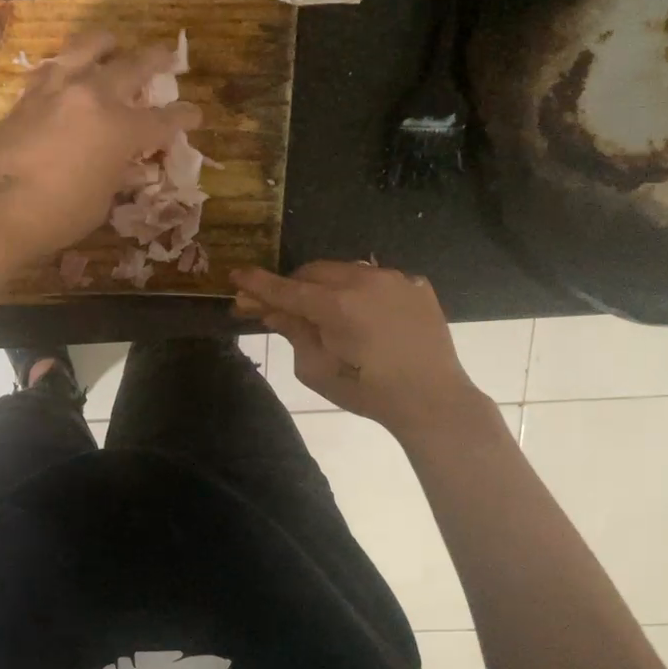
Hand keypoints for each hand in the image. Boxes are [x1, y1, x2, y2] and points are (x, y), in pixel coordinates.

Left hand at [0, 32, 200, 266]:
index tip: (194, 115)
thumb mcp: (100, 203)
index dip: (183, 118)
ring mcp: (58, 89)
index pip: (163, 119)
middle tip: (168, 57)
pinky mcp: (28, 95)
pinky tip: (68, 69)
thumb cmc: (55, 218)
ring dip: (109, 45)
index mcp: (122, 129)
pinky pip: (54, 67)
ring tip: (115, 45)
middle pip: (134, 67)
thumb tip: (124, 165)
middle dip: (157, 61)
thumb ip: (117, 175)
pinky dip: (68, 65)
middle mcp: (94, 96)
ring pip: (90, 48)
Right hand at [232, 261, 489, 439]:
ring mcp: (396, 279)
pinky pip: (376, 279)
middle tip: (276, 306)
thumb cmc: (366, 392)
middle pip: (314, 271)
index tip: (235, 275)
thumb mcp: (316, 369)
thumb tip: (273, 311)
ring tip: (320, 311)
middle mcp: (366, 281)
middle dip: (292, 286)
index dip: (258, 284)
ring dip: (325, 285)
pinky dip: (359, 291)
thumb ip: (294, 333)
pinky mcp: (417, 286)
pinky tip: (359, 315)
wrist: (432, 399)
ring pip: (345, 270)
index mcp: (337, 305)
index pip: (287, 289)